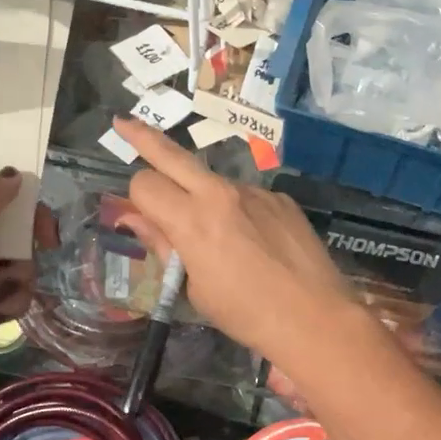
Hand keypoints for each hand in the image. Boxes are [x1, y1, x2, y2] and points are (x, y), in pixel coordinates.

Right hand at [111, 117, 352, 361]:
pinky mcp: (282, 199)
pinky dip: (239, 211)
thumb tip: (134, 219)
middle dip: (144, 137)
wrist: (315, 316)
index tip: (139, 214)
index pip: (144, 183)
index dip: (136, 199)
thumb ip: (164, 246)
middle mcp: (221, 194)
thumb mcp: (195, 289)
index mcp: (192, 220)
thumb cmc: (247, 314)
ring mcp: (256, 192)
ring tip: (221, 239)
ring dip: (202, 194)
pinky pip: (247, 196)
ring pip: (213, 179)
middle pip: (172, 154)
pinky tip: (255, 242)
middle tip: (125, 123)